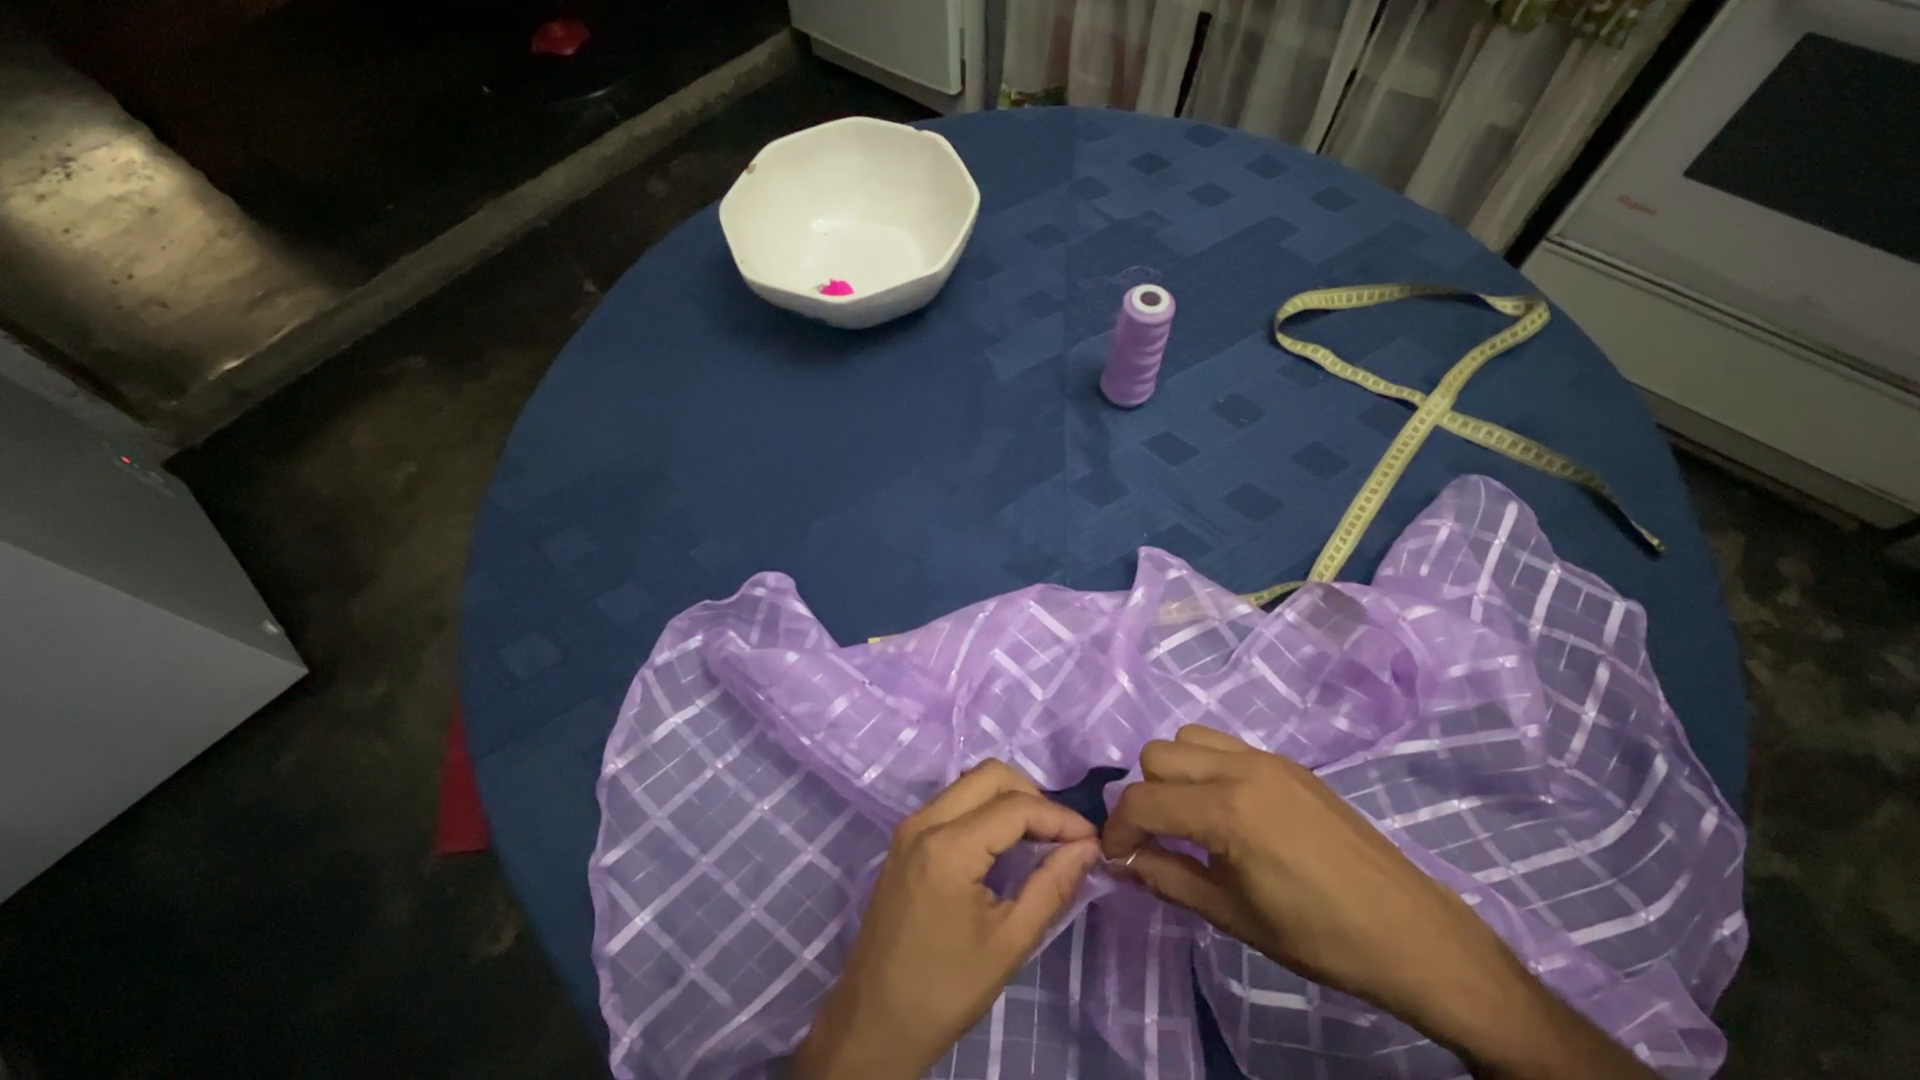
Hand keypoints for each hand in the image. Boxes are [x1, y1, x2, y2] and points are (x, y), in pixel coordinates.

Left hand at [791, 761, 1101, 1079]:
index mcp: (948, 847)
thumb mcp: (1009, 942)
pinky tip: (1007, 846)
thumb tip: (1088, 847)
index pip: (1017, 806)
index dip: (1061, 818)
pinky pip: (952, 804)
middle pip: (990, 775)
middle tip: (1064, 837)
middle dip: (1034, 797)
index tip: (1092, 841)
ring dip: (1009, 800)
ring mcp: (908, 829)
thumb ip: (1051, 886)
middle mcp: (923, 823)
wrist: (874, 1022)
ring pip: (968, 784)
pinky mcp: (903, 842)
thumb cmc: (945, 989)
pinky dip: (984, 811)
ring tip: (1042, 840)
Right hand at [1103, 726, 1655, 1079]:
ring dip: (1175, 774)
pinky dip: (1208, 768)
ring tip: (1189, 822)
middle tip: (1155, 842)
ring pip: (1190, 739)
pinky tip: (1227, 814)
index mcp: (1228, 810)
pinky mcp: (1293, 765)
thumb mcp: (1231, 915)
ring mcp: (1271, 761)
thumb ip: (1167, 878)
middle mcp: (1244, 768)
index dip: (1118, 830)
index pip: (1143, 800)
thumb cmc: (1318, 936)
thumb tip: (1121, 862)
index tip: (1117, 859)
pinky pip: (1228, 746)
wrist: (1410, 932)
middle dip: (1145, 796)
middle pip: (1159, 755)